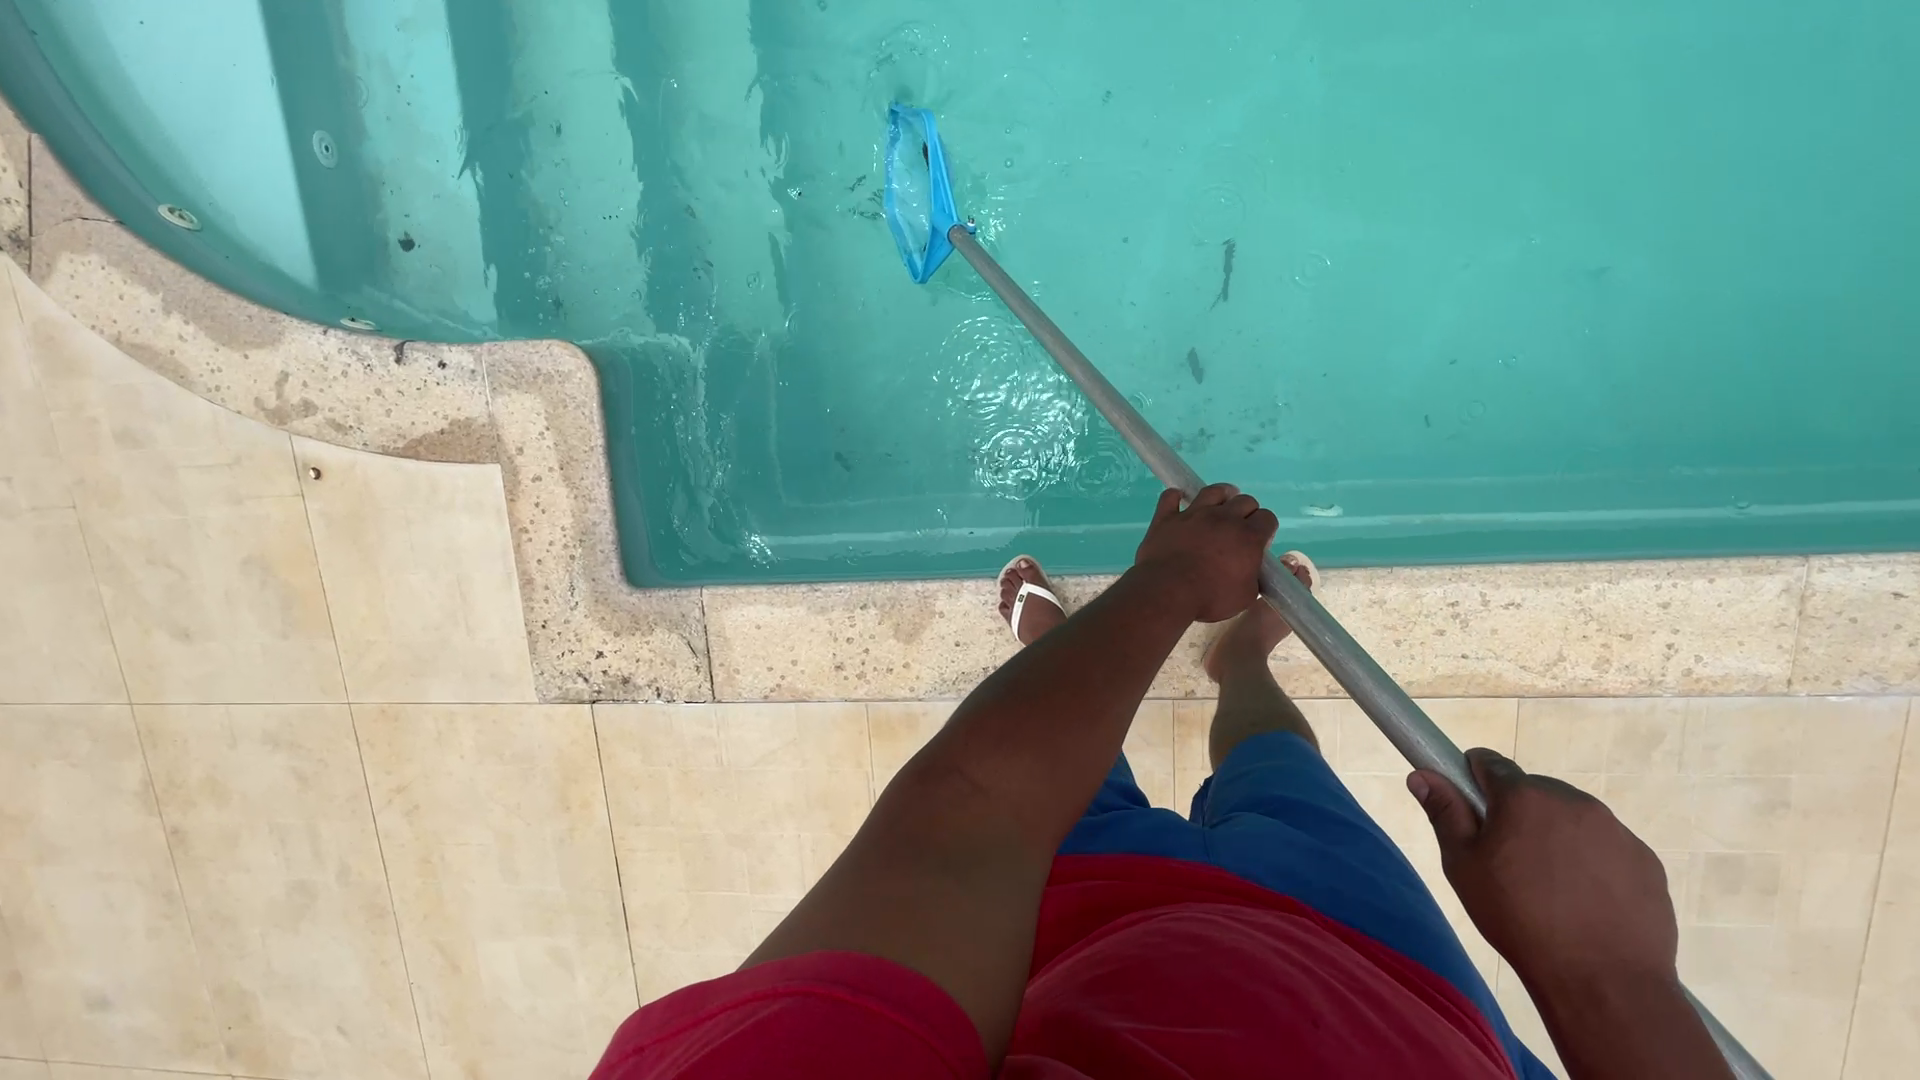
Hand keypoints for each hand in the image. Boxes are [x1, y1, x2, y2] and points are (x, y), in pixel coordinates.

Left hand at [1133, 484, 1278, 622]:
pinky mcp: (1166, 518)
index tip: (1257, 541)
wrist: (1168, 591)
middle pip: (1244, 501)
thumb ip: (1254, 576)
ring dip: (1221, 495)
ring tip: (1220, 502)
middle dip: (1246, 511)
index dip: (1264, 528)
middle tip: (1239, 526)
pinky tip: (1178, 500)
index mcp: (1248, 536)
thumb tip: (1252, 569)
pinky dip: (1175, 496)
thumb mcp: (1246, 595)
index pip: (1267, 518)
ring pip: (1213, 491)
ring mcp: (1193, 514)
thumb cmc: (1210, 598)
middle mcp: (1223, 518)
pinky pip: (1170, 497)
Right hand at [1408, 749, 1677, 988]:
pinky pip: (1607, 847)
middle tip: (1508, 858)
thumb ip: (1445, 813)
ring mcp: (1617, 831)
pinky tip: (1585, 900)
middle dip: (1518, 811)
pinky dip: (1592, 861)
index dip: (1473, 780)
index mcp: (1524, 796)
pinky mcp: (1647, 861)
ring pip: (1572, 818)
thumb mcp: (1463, 865)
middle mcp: (1573, 801)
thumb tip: (1422, 774)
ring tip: (1550, 885)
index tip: (1471, 810)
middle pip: (1533, 791)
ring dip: (1556, 835)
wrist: (1604, 980)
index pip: (1490, 762)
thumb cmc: (1517, 916)